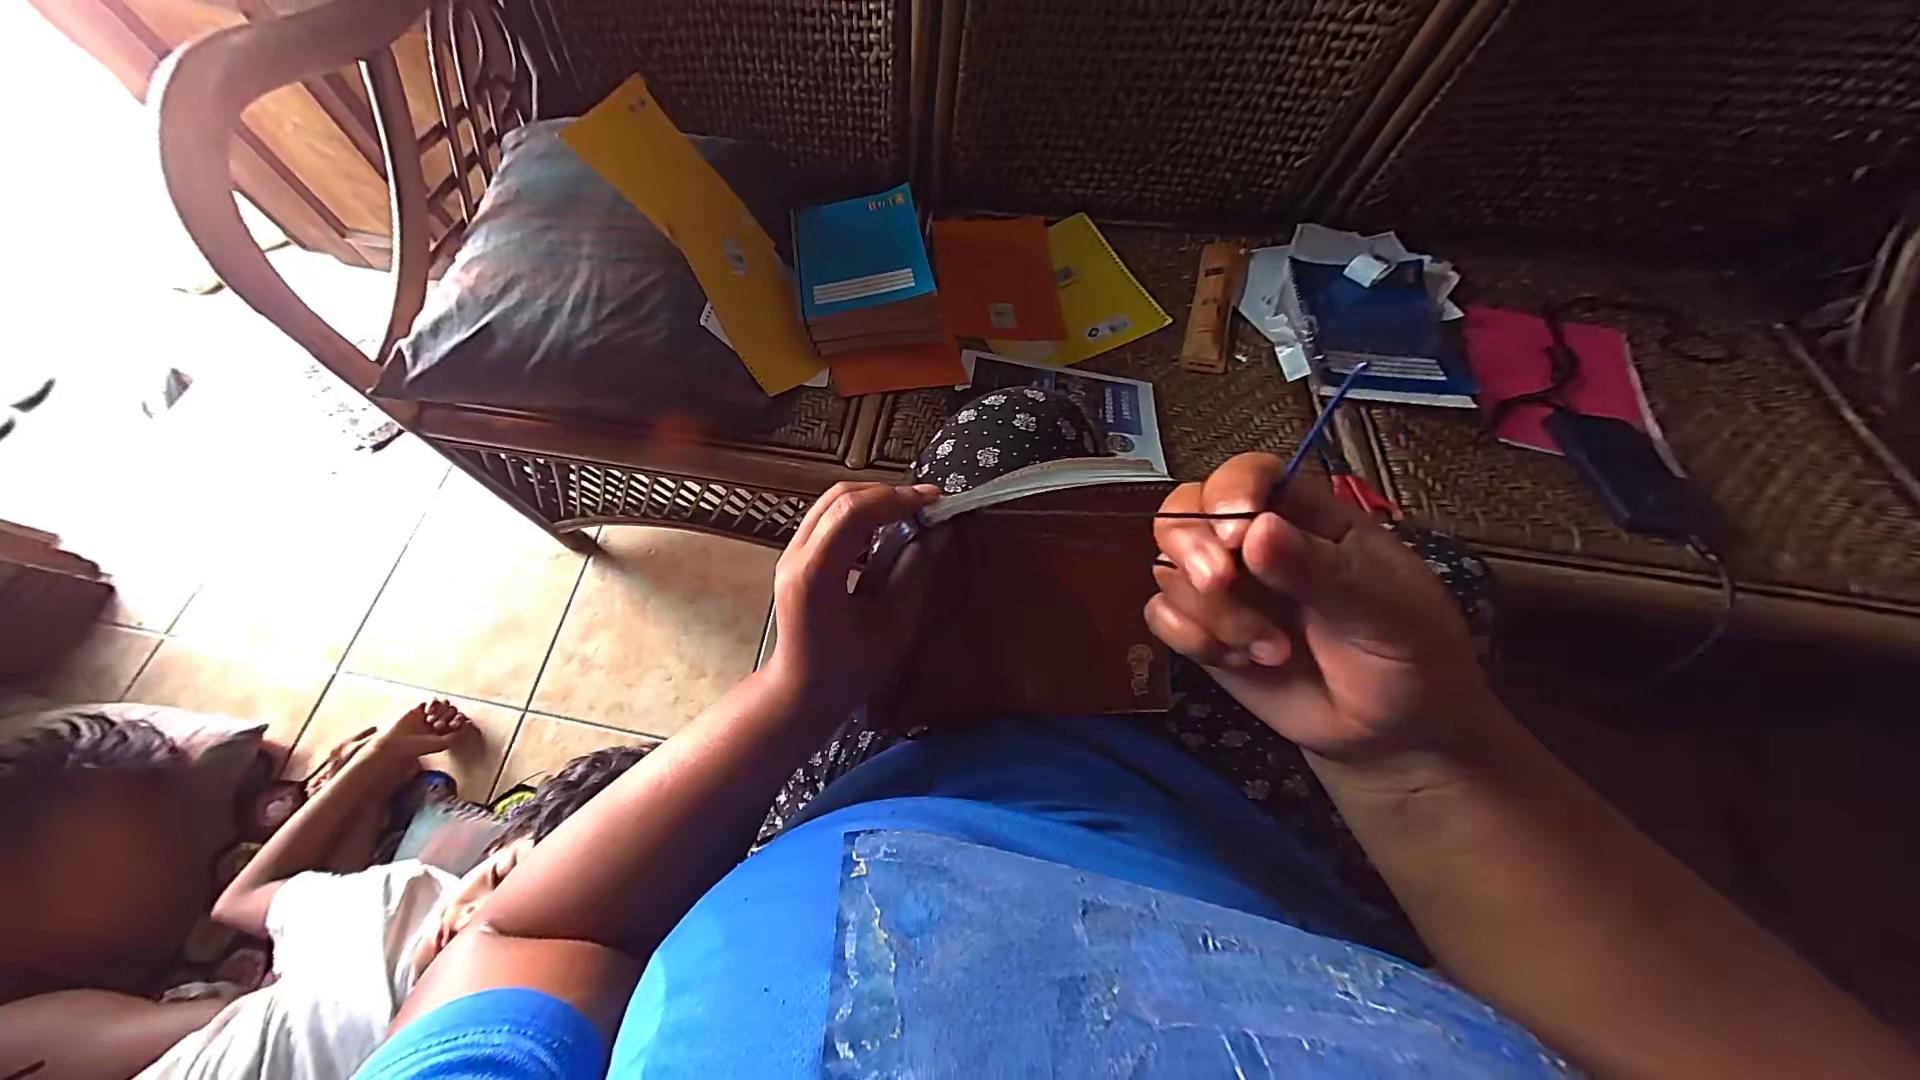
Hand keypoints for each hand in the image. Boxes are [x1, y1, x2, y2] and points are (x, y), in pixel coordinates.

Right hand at [370, 700, 469, 761]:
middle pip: (453, 710)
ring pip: (444, 703)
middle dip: (447, 716)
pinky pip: (432, 700)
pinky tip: (428, 712)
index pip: (459, 718)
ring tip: (431, 720)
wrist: (396, 746)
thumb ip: (457, 734)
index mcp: (446, 729)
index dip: (460, 719)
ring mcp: (428, 715)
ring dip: (441, 710)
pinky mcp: (418, 709)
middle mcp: (438, 721)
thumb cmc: (419, 747)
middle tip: (436, 726)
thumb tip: (468, 723)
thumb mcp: (443, 743)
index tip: (454, 725)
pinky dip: (434, 703)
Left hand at [767, 482, 944, 708]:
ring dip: (874, 503)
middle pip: (840, 497)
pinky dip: (861, 517)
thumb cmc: (849, 670)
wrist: (802, 692)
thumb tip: (938, 531)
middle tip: (927, 506)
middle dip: (887, 494)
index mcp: (816, 574)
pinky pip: (829, 520)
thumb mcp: (892, 624)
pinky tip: (885, 536)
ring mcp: (791, 554)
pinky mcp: (797, 558)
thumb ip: (913, 572)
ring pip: (833, 504)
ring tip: (911, 517)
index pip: (853, 512)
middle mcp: (796, 555)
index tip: (935, 500)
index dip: (897, 498)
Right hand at [1147, 453, 1494, 763]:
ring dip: (1211, 613)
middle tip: (1221, 583)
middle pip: (1183, 513)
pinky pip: (1161, 616)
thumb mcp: (1385, 610)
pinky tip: (1240, 659)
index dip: (1228, 490)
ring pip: (1168, 570)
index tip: (1234, 532)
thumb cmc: (1408, 657)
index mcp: (1303, 516)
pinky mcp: (1201, 630)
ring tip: (1272, 649)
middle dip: (1192, 549)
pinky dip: (1192, 638)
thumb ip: (1320, 570)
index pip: (1247, 474)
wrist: (1390, 734)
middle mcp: (1251, 543)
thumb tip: (1257, 531)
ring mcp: (1223, 588)